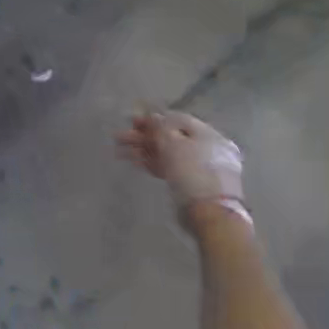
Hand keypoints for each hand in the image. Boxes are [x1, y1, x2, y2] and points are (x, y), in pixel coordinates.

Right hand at [117, 110, 246, 229]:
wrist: (210, 212)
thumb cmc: (192, 170)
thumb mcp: (173, 142)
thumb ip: (160, 126)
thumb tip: (153, 116)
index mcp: (208, 134)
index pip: (176, 120)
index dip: (152, 119)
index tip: (131, 122)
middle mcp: (206, 148)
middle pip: (170, 138)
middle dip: (143, 137)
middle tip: (119, 138)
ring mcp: (200, 168)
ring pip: (167, 154)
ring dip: (143, 151)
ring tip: (119, 152)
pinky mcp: (191, 184)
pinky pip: (170, 168)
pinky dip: (153, 163)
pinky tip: (135, 162)